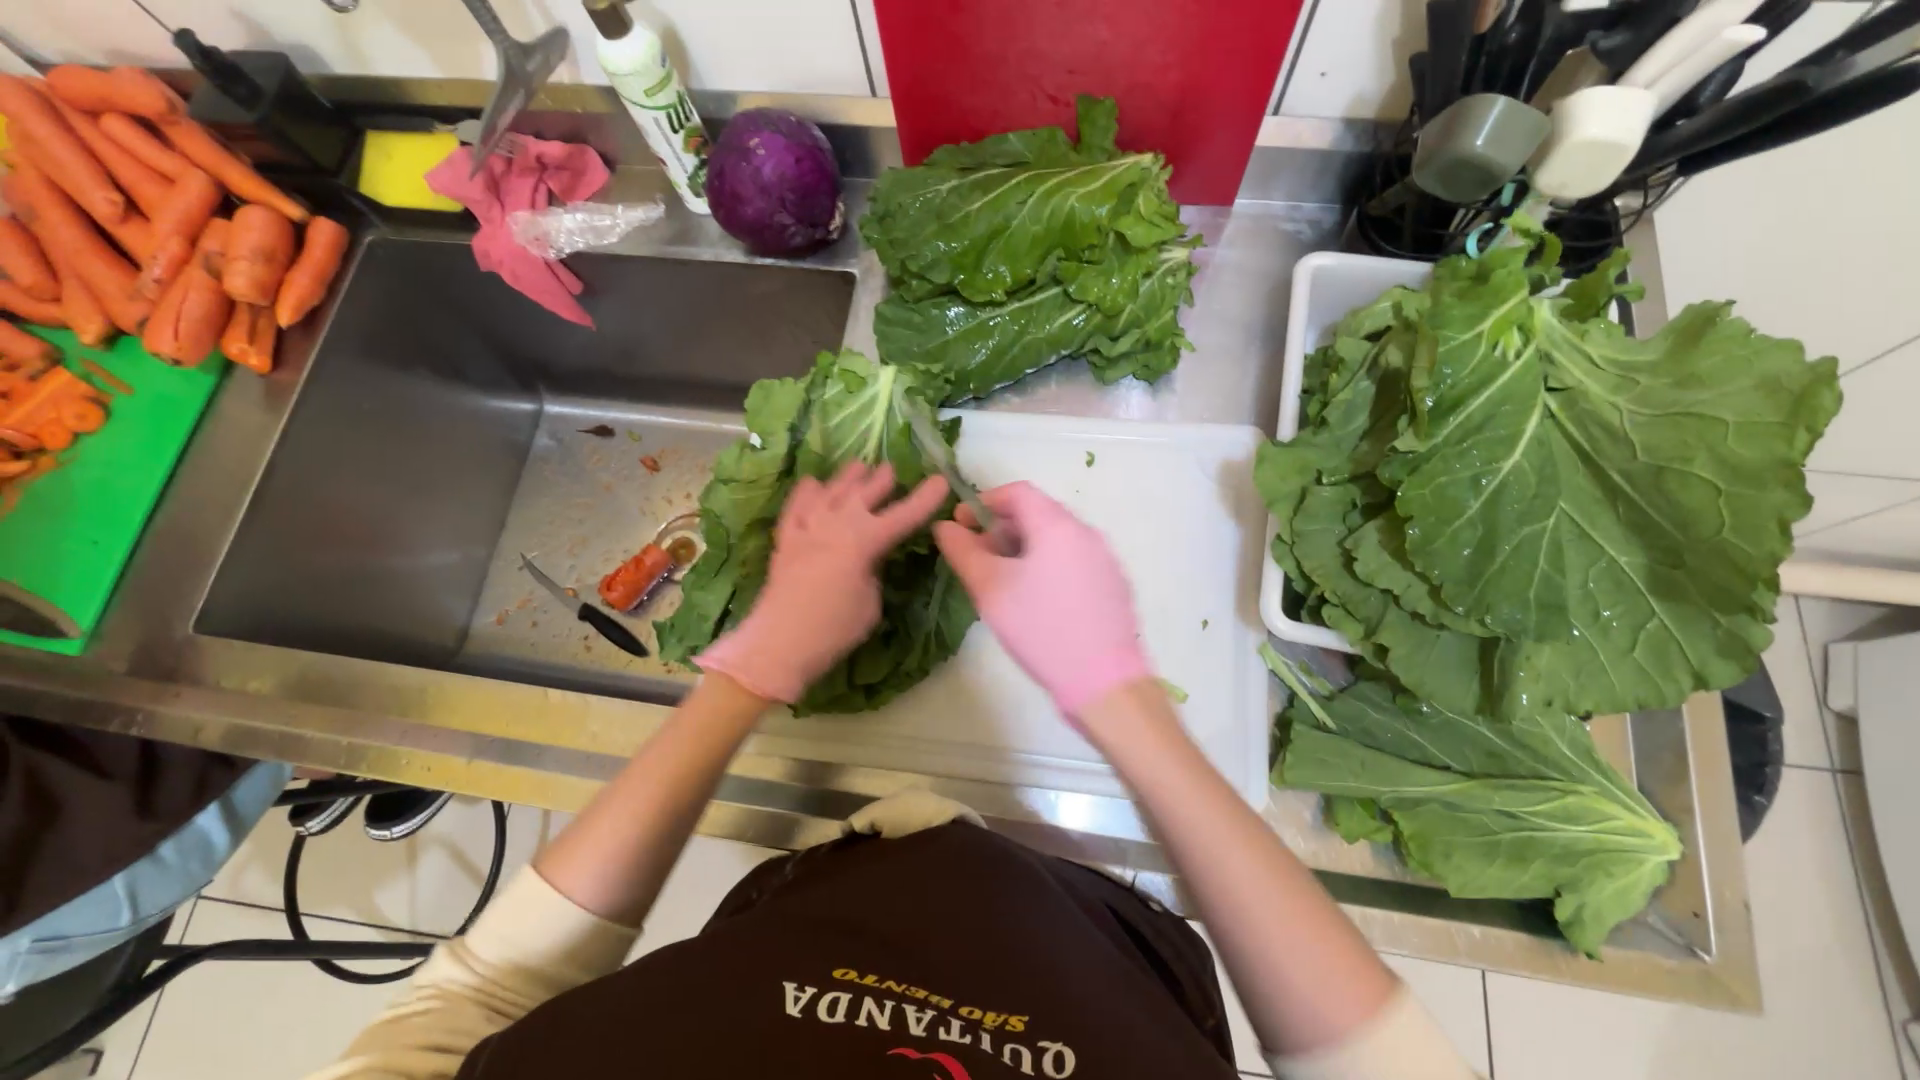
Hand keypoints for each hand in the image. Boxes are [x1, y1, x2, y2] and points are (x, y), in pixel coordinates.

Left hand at [696, 463, 947, 703]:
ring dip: (847, 478)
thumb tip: (869, 559)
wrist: (780, 642)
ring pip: (831, 492)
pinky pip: (796, 507)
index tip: (940, 480)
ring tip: (858, 466)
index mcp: (866, 541)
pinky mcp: (786, 539)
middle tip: (892, 469)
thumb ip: (874, 572)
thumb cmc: (834, 629)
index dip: (924, 498)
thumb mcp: (871, 603)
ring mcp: (808, 528)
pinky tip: (812, 484)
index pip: (904, 514)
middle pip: (864, 493)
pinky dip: (805, 493)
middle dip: (881, 480)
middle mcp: (837, 524)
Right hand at [932, 482, 1151, 720]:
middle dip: (1000, 530)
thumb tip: (945, 527)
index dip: (983, 502)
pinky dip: (1046, 568)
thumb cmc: (1041, 628)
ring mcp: (1105, 561)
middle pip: (1038, 515)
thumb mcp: (991, 589)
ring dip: (1022, 551)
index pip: (1018, 492)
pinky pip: (1072, 563)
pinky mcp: (1113, 588)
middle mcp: (1087, 534)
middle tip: (975, 559)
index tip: (960, 525)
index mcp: (1059, 525)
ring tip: (1000, 584)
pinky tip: (1033, 603)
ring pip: (1055, 541)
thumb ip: (963, 551)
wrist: (1103, 681)